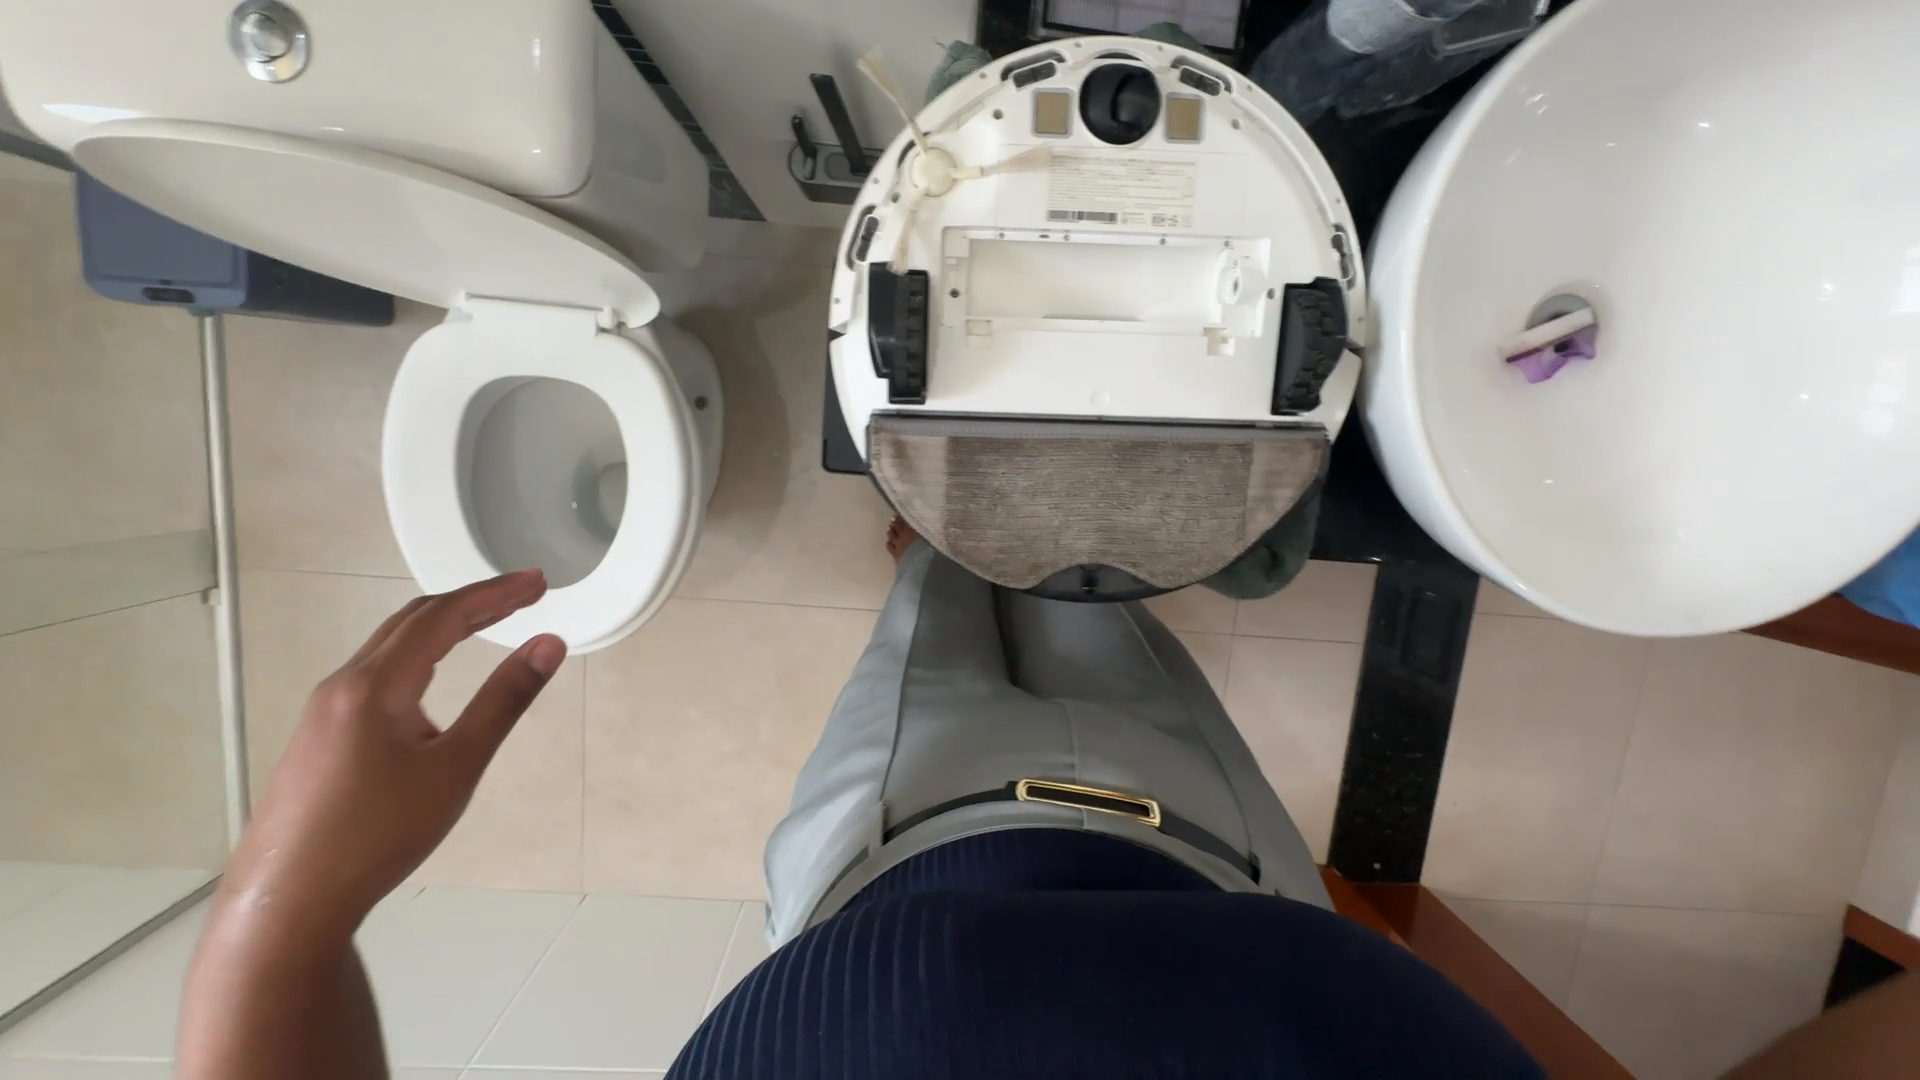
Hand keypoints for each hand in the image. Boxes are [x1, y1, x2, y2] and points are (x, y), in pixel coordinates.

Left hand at [216, 570, 568, 944]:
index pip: (442, 617)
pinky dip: (422, 651)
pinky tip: (436, 673)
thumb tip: (548, 643)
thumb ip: (505, 699)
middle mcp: (344, 685)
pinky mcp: (321, 735)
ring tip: (490, 619)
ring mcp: (325, 711)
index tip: (538, 582)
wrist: (288, 903)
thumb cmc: (381, 832)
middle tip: (525, 593)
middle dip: (473, 600)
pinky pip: (379, 671)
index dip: (495, 593)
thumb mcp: (458, 765)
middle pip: (413, 621)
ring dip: (445, 624)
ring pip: (392, 646)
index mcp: (376, 685)